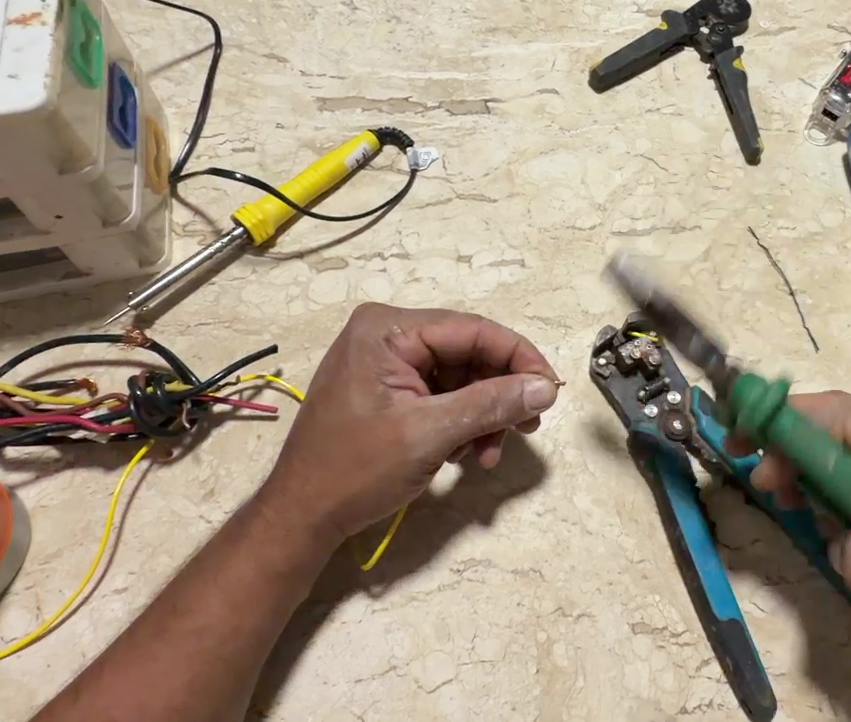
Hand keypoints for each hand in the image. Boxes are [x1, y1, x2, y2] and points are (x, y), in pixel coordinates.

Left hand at [264, 304, 560, 543]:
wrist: (299, 520)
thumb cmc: (354, 471)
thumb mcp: (429, 435)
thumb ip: (491, 404)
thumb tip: (547, 387)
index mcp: (388, 329)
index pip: (471, 330)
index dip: (518, 357)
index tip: (551, 389)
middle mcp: (388, 334)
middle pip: (468, 353)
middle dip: (499, 393)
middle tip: (528, 426)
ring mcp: (387, 361)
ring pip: (461, 377)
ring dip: (483, 415)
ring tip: (489, 454)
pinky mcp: (390, 389)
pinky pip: (443, 394)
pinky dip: (462, 423)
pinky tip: (467, 454)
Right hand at [744, 393, 850, 712]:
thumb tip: (832, 545)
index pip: (850, 418)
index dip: (791, 421)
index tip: (744, 434)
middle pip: (848, 432)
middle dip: (797, 447)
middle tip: (754, 475)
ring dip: (817, 478)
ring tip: (783, 501)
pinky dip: (842, 506)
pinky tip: (826, 528)